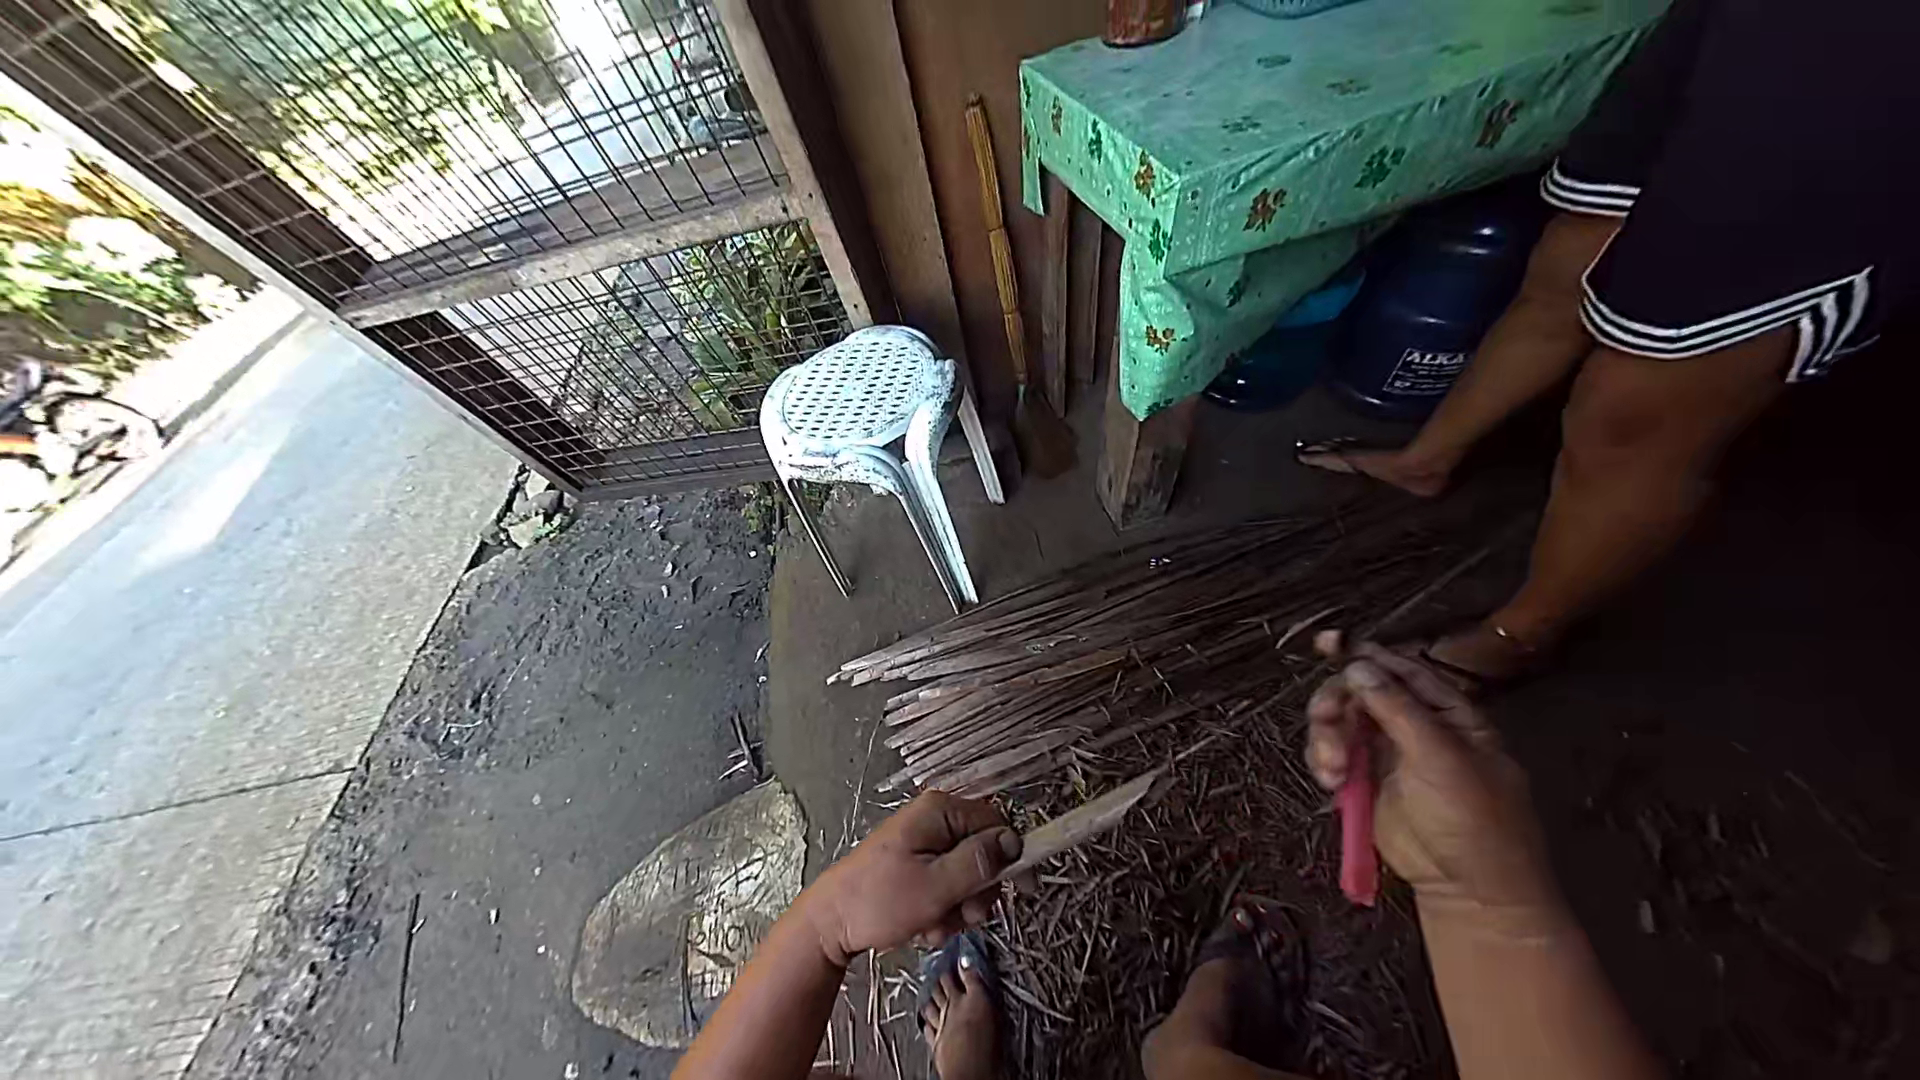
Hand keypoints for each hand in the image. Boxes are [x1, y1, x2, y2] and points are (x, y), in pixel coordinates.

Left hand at [799, 791, 1020, 966]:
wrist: (830, 923)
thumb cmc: (879, 901)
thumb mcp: (935, 886)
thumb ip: (977, 863)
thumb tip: (1013, 842)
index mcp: (940, 811)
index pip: (996, 822)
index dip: (1013, 855)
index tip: (1023, 890)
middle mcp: (936, 819)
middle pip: (983, 851)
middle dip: (978, 890)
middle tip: (963, 914)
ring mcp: (926, 842)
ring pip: (967, 874)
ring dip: (959, 906)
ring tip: (934, 922)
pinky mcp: (918, 864)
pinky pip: (948, 885)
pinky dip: (943, 908)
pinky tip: (923, 922)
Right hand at [1305, 643, 1556, 917]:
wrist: (1468, 890)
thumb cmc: (1473, 820)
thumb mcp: (1441, 759)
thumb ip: (1397, 709)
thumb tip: (1358, 665)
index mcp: (1445, 713)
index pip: (1400, 670)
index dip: (1364, 654)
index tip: (1327, 643)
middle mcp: (1411, 725)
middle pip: (1356, 692)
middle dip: (1335, 705)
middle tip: (1325, 722)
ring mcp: (1384, 751)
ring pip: (1337, 721)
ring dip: (1326, 739)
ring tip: (1332, 771)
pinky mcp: (1362, 777)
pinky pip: (1329, 751)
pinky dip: (1323, 762)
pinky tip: (1331, 782)